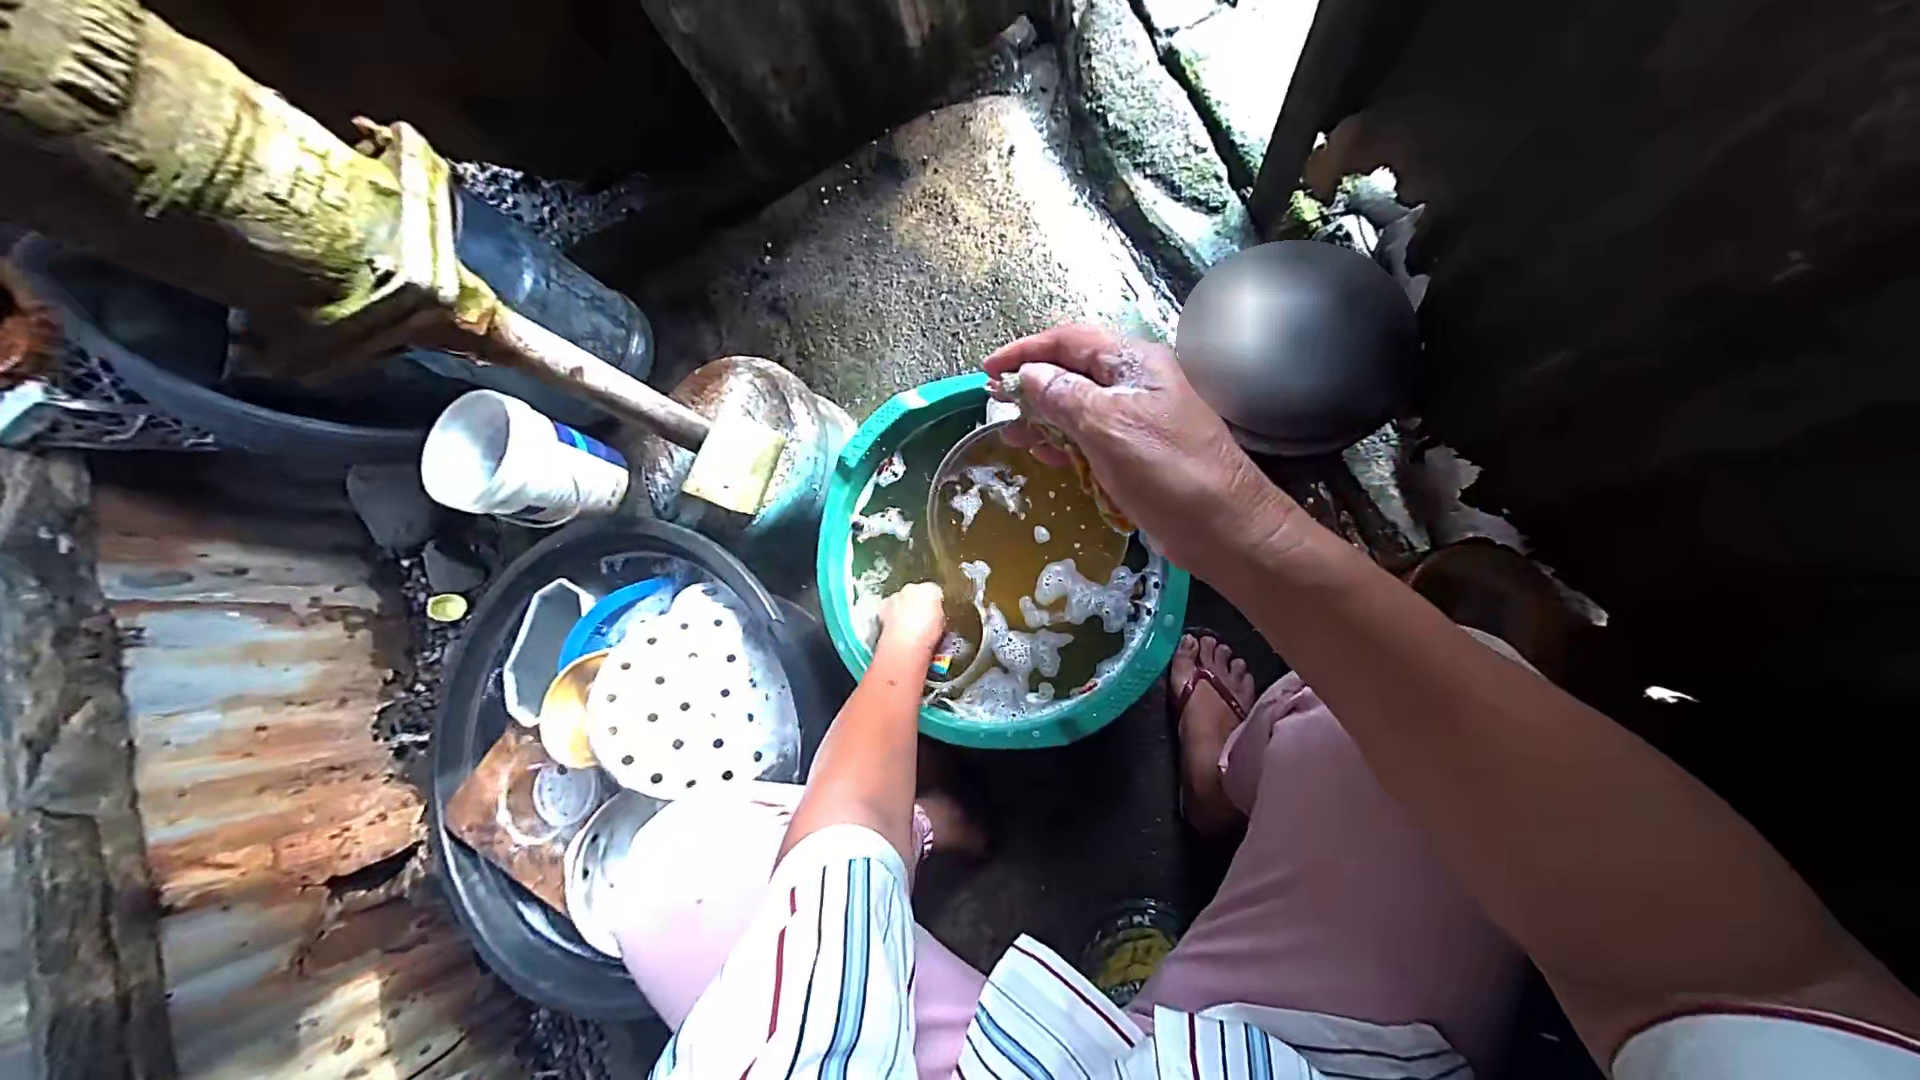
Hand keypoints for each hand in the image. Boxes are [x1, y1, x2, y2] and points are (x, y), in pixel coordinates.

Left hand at [877, 582, 946, 654]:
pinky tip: (894, 627)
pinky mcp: (883, 606)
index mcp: (930, 590)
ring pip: (900, 599)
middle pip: (915, 593)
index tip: (933, 614)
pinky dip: (890, 614)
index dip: (933, 603)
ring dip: (902, 608)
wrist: (905, 642)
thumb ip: (937, 613)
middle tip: (919, 620)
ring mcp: (895, 596)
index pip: (934, 592)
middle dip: (916, 603)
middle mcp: (911, 588)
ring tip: (906, 626)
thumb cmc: (927, 634)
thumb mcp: (941, 623)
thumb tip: (933, 615)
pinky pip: (887, 607)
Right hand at [983, 324, 1304, 579]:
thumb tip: (1029, 374)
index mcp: (1134, 364)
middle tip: (996, 404)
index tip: (989, 370)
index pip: (1069, 341)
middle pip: (1072, 372)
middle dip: (1031, 386)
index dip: (1025, 351)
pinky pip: (1089, 438)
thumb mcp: (1109, 427)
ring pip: (1077, 408)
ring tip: (1012, 435)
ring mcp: (1135, 419)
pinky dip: (1064, 443)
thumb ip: (1065, 397)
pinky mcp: (1133, 451)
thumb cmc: (1169, 472)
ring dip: (1043, 418)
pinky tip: (1044, 453)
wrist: (1222, 526)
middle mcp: (1134, 384)